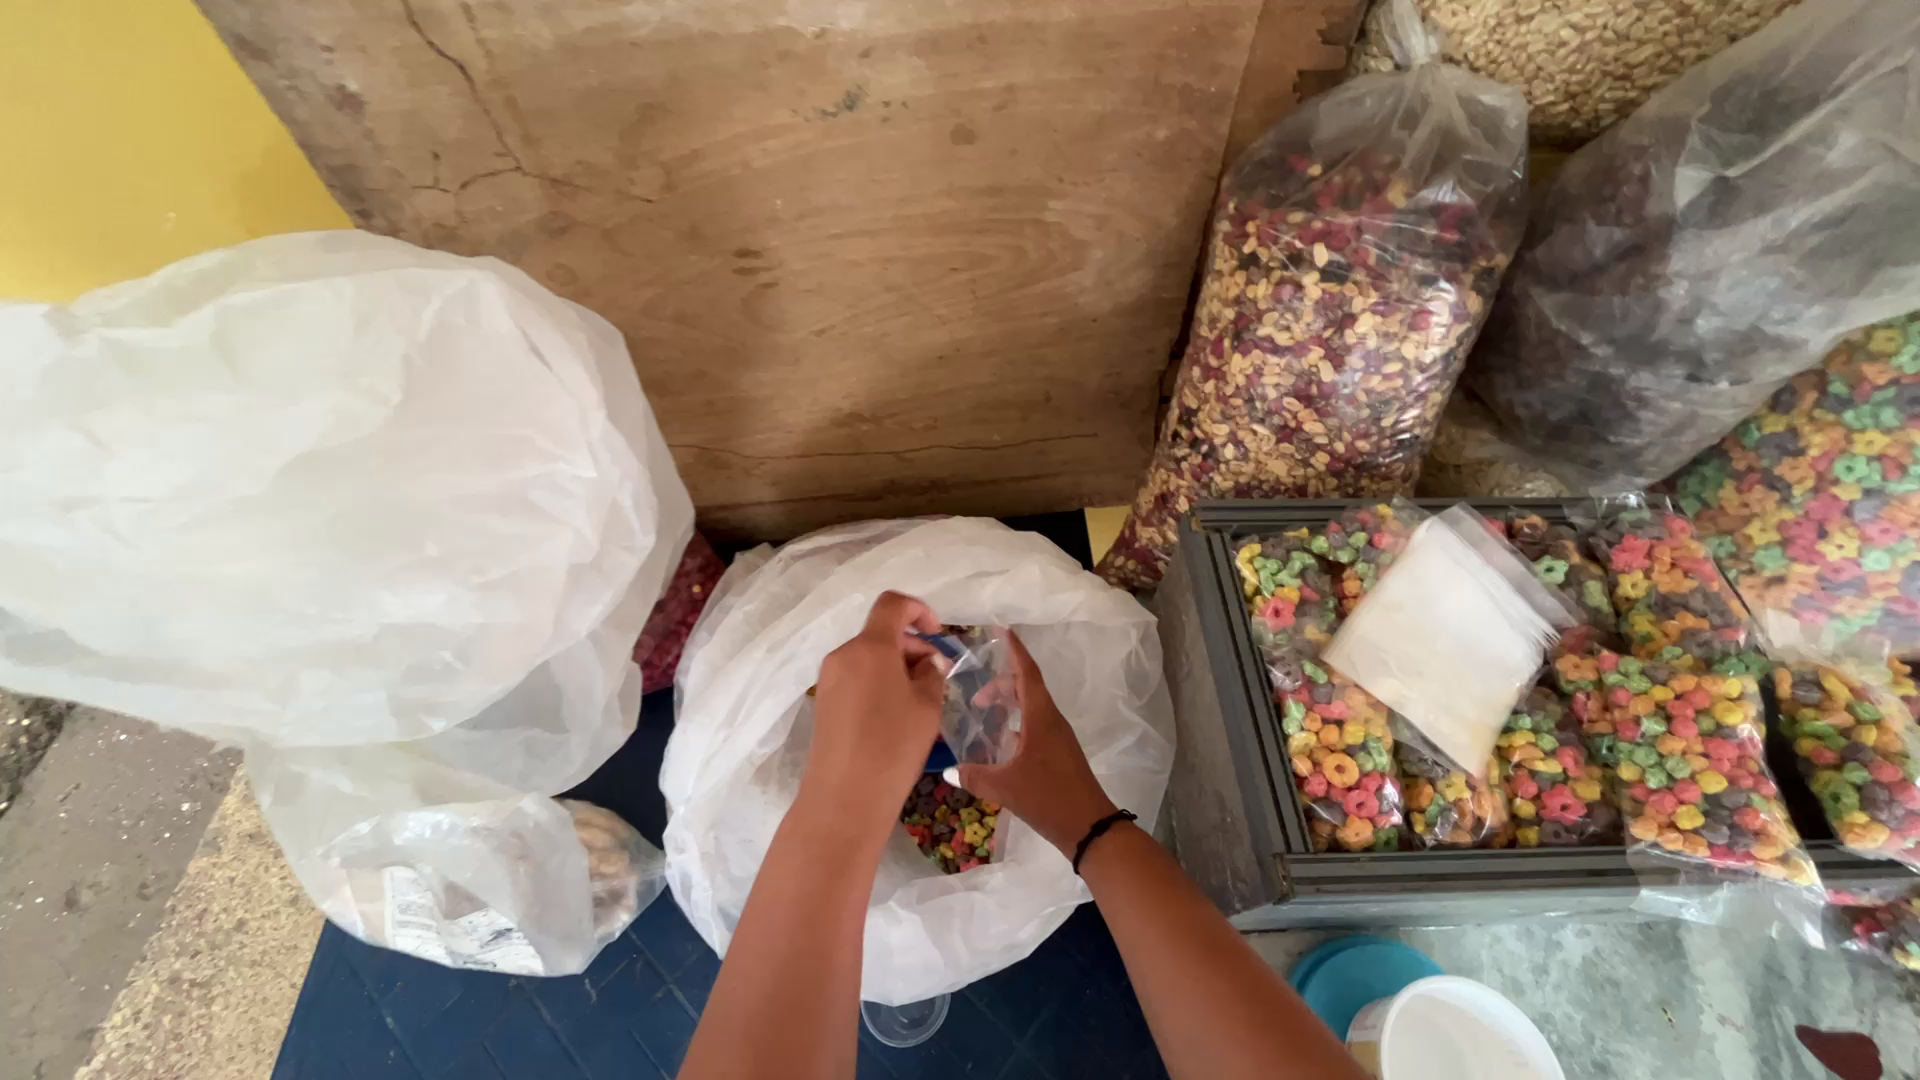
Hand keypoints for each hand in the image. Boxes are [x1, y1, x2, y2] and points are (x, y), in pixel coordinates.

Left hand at [806, 591, 946, 821]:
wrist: (844, 797)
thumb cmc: (893, 746)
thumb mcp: (927, 706)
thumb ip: (932, 673)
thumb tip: (928, 661)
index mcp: (870, 646)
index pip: (892, 604)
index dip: (919, 609)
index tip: (937, 634)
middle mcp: (844, 654)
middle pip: (881, 633)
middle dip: (913, 646)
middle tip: (938, 677)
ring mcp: (829, 679)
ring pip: (869, 657)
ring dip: (897, 667)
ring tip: (920, 702)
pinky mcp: (824, 702)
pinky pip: (857, 677)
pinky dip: (879, 683)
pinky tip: (895, 716)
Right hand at [957, 631, 1117, 854]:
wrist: (1090, 828)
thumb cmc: (1048, 798)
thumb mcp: (1005, 788)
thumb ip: (975, 776)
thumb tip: (950, 769)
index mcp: (1041, 718)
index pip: (1027, 673)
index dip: (1015, 651)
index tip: (1003, 631)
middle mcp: (1051, 720)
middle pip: (1027, 688)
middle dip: (1002, 684)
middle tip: (977, 696)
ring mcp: (1058, 737)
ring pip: (1032, 707)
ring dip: (1010, 703)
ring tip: (986, 712)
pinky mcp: (1060, 753)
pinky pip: (1036, 724)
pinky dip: (1018, 722)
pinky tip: (1002, 740)